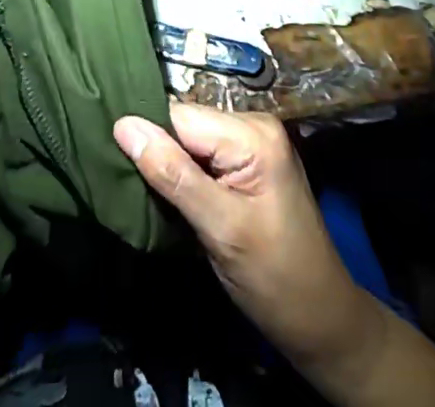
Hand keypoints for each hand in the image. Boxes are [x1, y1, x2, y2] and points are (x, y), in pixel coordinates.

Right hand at [113, 104, 378, 370]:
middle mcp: (253, 125)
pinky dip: (181, 172)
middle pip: (183, 124)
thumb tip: (123, 125)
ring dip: (165, 163)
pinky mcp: (246, 162)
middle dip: (155, 151)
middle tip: (128, 183)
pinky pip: (200, 153)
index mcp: (252, 134)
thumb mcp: (220, 228)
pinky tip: (168, 192)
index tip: (114, 163)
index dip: (146, 137)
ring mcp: (251, 142)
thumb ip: (172, 174)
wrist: (321, 317)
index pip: (178, 116)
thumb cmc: (275, 277)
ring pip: (187, 139)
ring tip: (143, 189)